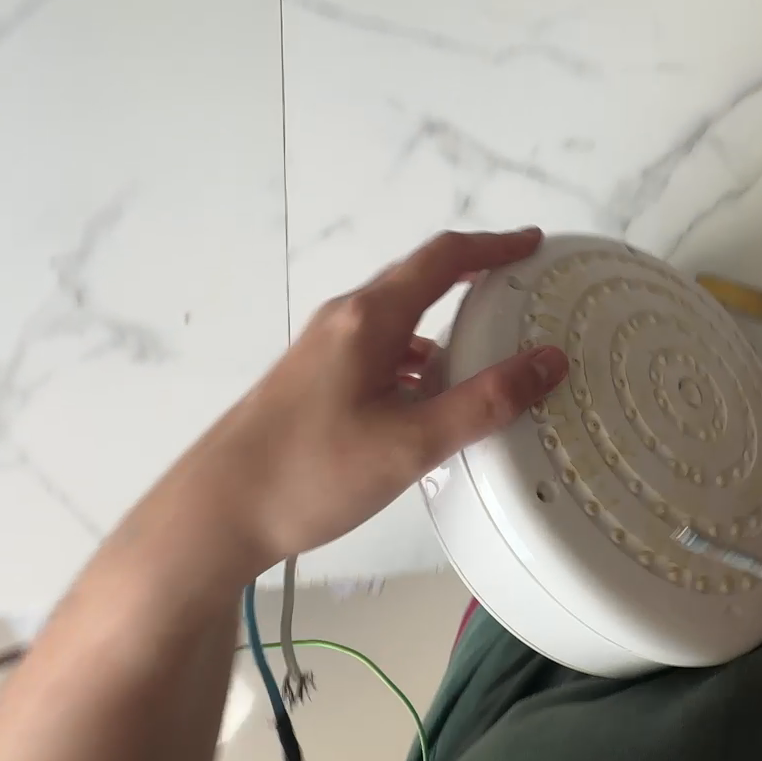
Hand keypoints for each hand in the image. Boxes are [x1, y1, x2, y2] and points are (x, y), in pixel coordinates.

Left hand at [174, 228, 568, 577]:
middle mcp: (347, 319)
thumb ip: (485, 402)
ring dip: (448, 317)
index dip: (494, 246)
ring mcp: (328, 347)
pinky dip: (422, 352)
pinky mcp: (318, 376)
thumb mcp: (411, 443)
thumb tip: (550, 361)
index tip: (535, 244)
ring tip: (492, 342)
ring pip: (402, 315)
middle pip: (421, 277)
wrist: (211, 516)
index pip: (444, 258)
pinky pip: (384, 346)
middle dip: (476, 274)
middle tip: (523, 287)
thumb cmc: (310, 473)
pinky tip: (435, 392)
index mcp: (371, 319)